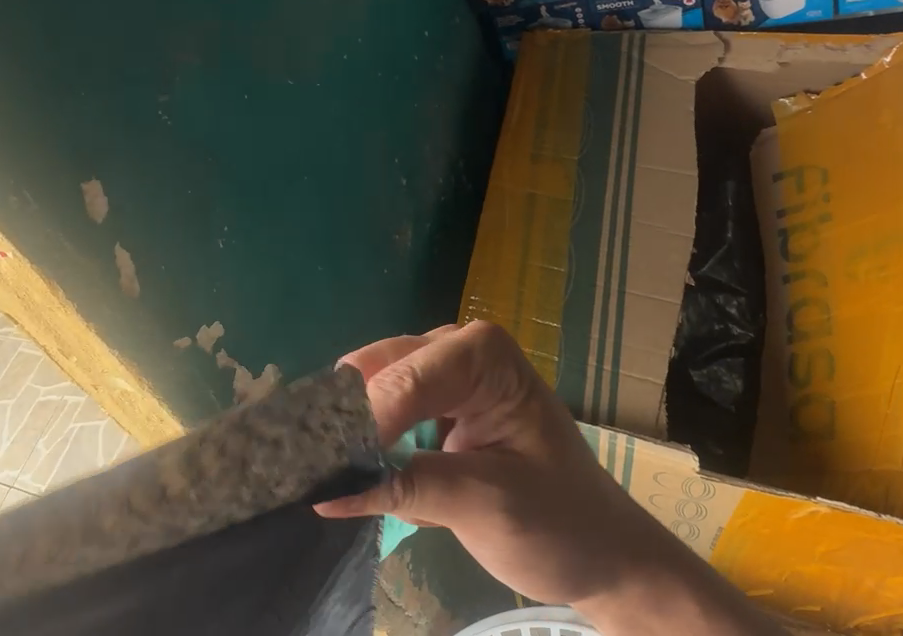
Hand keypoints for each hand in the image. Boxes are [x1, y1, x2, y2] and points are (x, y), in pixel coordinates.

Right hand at [316, 322, 780, 634]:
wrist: (603, 553)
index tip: (319, 467)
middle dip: (343, 415)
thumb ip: (406, 487)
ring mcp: (445, 372)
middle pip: (379, 371)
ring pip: (372, 384)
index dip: (361, 423)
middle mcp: (458, 347)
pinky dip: (360, 433)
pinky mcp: (435, 402)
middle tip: (299, 462)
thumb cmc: (561, 523)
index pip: (403, 380)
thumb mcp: (485, 504)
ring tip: (308, 463)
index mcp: (482, 353)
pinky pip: (383, 405)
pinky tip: (338, 460)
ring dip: (345, 424)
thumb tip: (325, 490)